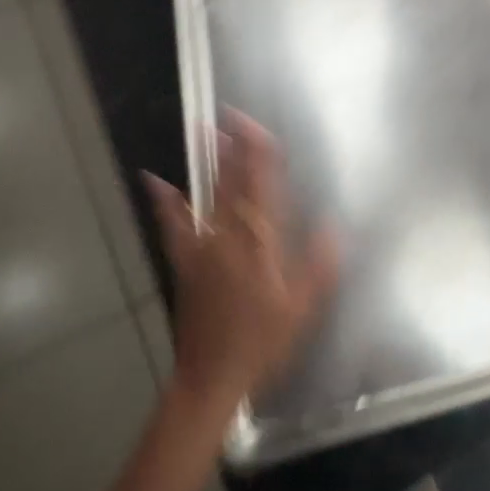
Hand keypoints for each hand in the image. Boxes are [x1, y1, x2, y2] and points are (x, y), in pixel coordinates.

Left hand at [142, 110, 339, 408]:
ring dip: (207, 161)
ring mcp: (203, 249)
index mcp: (260, 245)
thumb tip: (335, 224)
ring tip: (205, 128)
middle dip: (233, 147)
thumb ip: (319, 265)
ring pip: (206, 195)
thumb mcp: (302, 309)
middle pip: (232, 183)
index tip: (256, 127)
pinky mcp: (185, 263)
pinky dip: (166, 201)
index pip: (261, 188)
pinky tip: (155, 180)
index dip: (258, 155)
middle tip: (230, 113)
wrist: (211, 377)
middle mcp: (229, 238)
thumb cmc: (262, 343)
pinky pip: (174, 226)